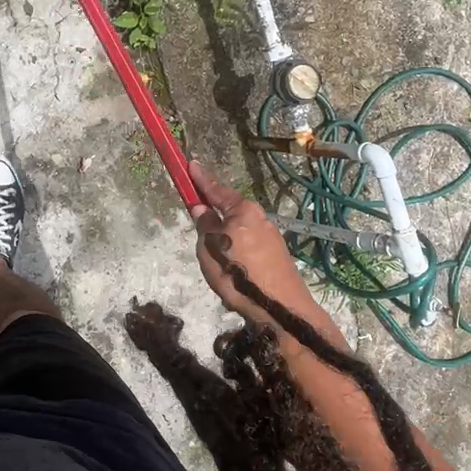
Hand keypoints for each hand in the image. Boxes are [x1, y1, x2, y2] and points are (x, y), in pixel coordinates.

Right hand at [188, 163, 340, 344]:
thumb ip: (205, 226)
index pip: (216, 189)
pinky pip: (249, 247)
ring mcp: (271, 237)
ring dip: (226, 240)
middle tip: (200, 226)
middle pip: (231, 211)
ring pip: (239, 232)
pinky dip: (237, 253)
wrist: (279, 308)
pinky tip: (233, 273)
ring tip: (216, 264)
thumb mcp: (210, 248)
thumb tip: (202, 209)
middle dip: (215, 216)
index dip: (201, 178)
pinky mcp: (277, 256)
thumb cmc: (238, 273)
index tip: (191, 163)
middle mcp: (260, 218)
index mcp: (243, 210)